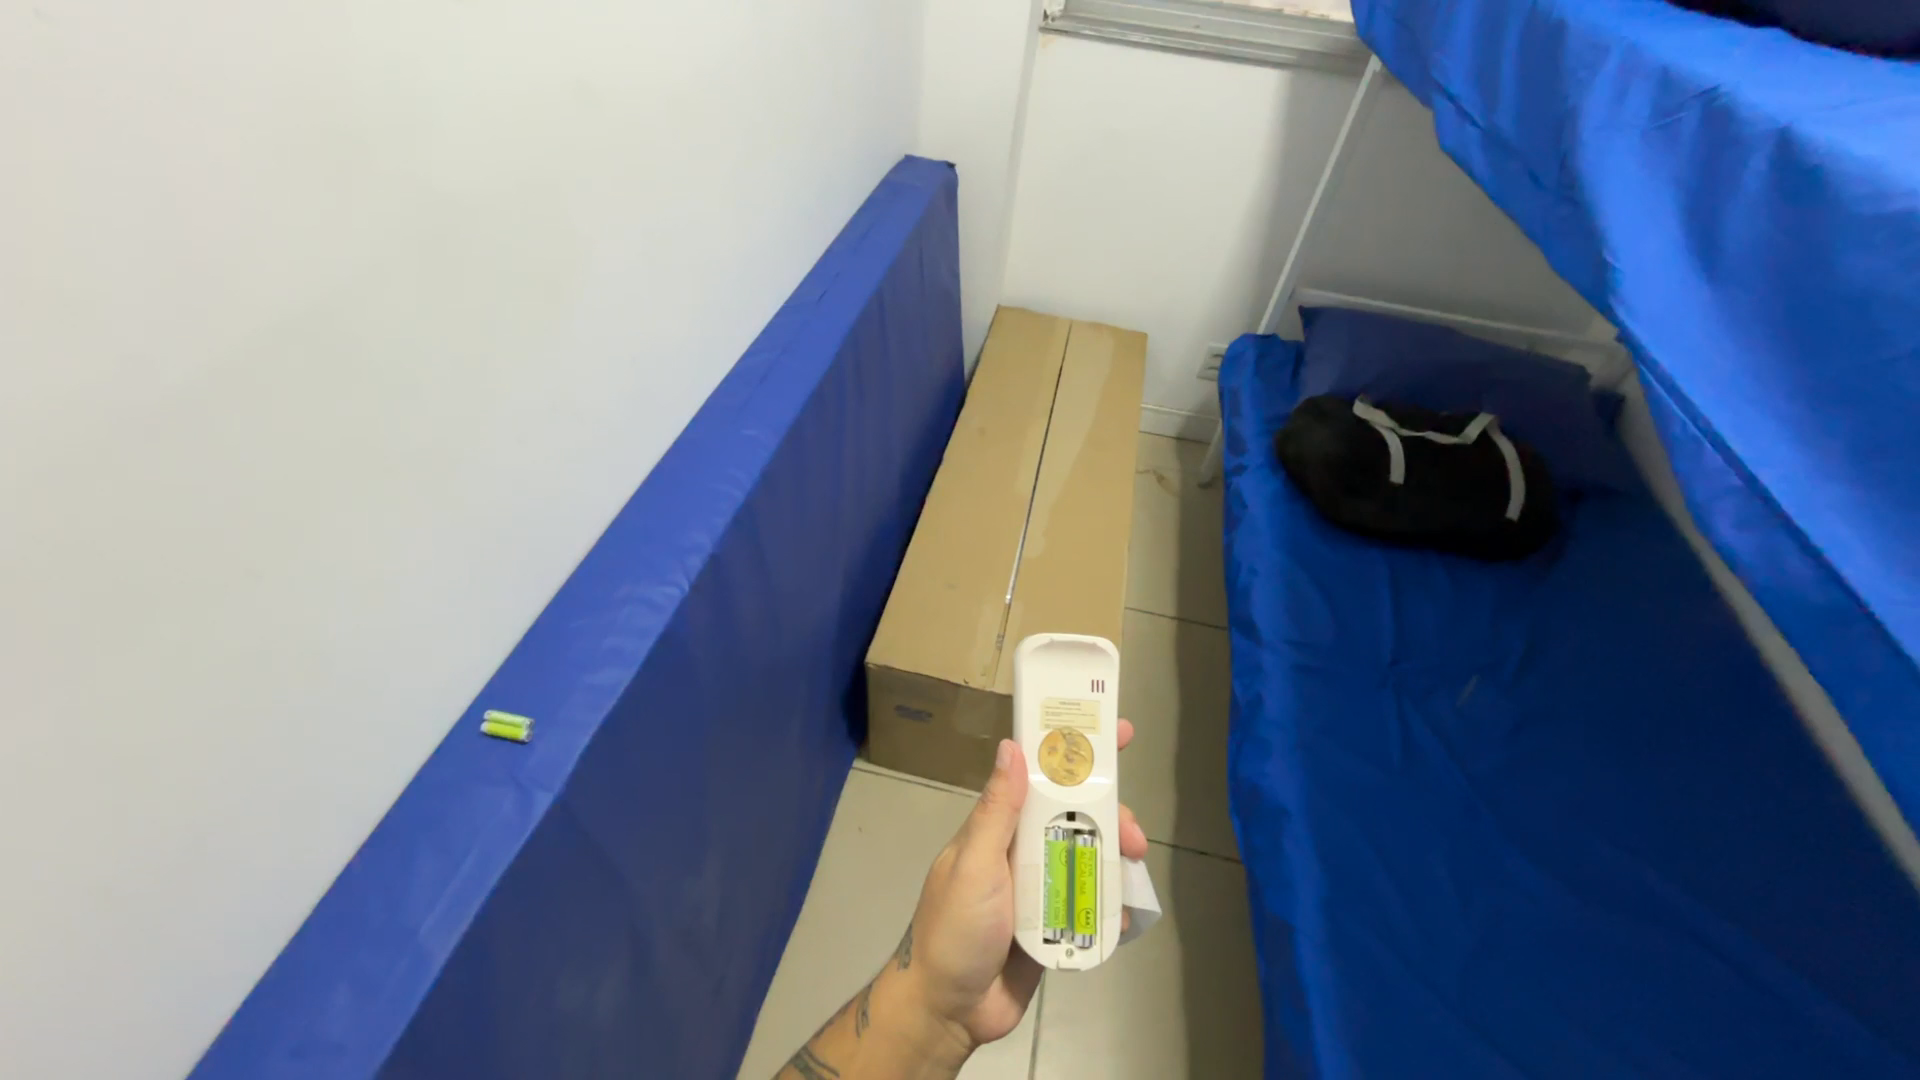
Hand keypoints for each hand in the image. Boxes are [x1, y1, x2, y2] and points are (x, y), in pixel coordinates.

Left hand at [899, 720, 1148, 1051]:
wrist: (950, 1008)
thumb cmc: (954, 928)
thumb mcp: (975, 863)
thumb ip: (996, 809)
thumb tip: (1012, 746)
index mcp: (1000, 825)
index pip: (1039, 775)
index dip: (1074, 751)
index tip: (1115, 733)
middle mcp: (1022, 847)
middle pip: (1076, 816)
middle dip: (1111, 816)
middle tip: (1135, 835)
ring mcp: (1040, 884)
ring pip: (1089, 855)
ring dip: (1116, 858)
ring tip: (1133, 872)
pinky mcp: (1053, 921)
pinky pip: (1089, 901)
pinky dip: (1109, 902)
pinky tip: (1121, 914)